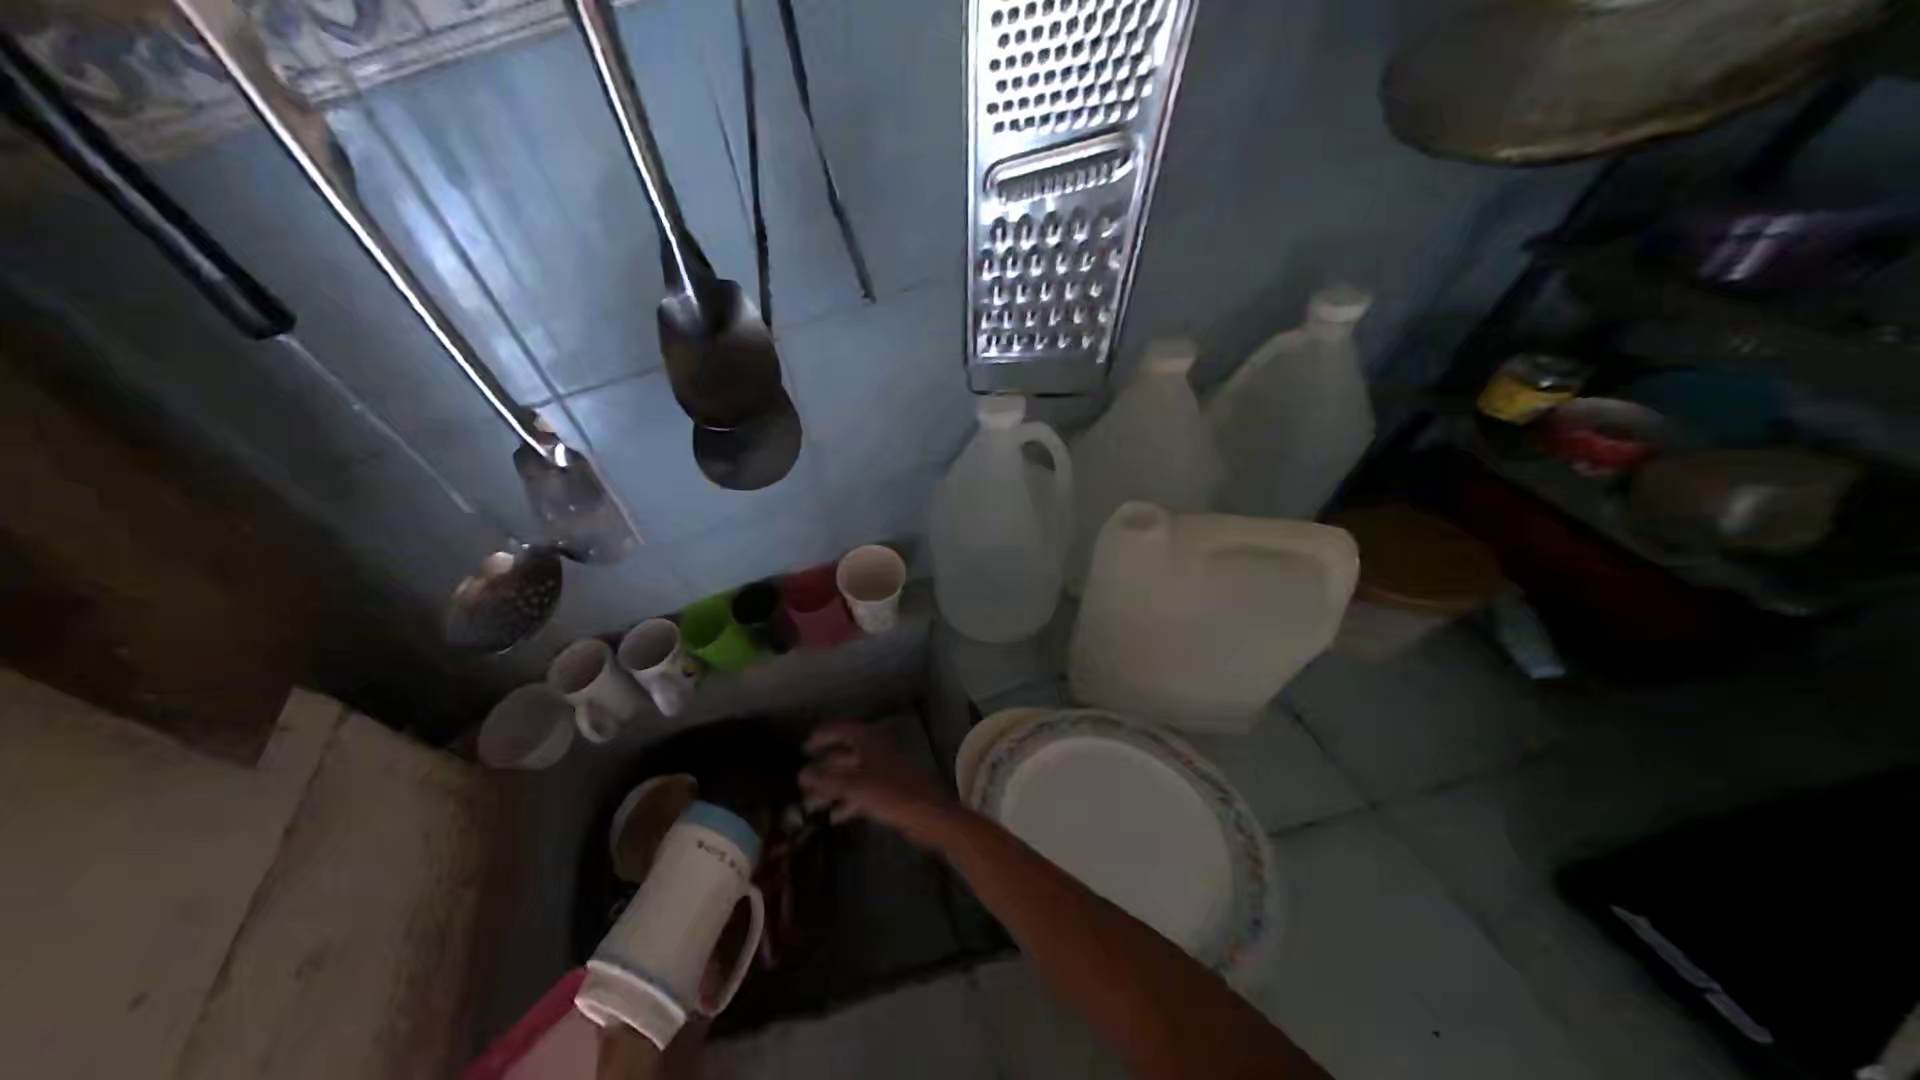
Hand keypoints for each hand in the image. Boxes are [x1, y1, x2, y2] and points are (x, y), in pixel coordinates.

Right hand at [798, 720, 961, 849]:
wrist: (930, 816)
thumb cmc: (893, 794)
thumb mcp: (856, 786)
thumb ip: (827, 780)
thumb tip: (800, 774)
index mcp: (871, 741)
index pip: (842, 730)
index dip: (822, 735)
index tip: (804, 746)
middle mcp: (876, 752)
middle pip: (844, 755)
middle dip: (823, 770)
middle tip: (801, 783)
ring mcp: (883, 772)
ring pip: (851, 777)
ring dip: (832, 789)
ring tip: (810, 805)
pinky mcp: (888, 792)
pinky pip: (861, 794)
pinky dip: (847, 803)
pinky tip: (833, 817)